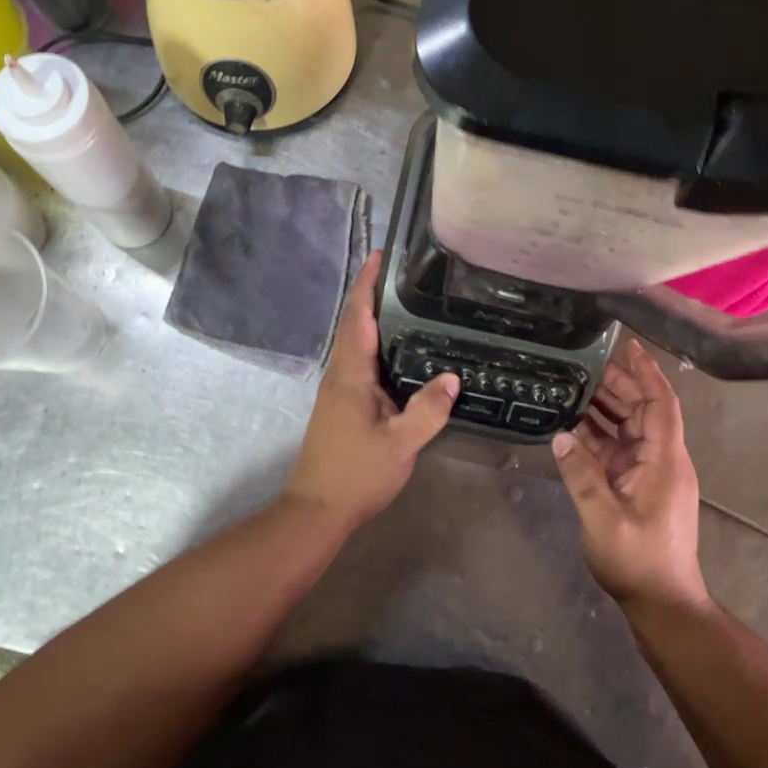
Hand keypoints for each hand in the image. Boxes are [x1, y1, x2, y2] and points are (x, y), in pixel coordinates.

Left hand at [284, 252, 458, 528]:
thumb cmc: (356, 474)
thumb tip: (451, 378)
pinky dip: (375, 345)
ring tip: (404, 304)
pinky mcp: (341, 407)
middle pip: (353, 324)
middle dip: (371, 295)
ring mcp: (337, 392)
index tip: (380, 256)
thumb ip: (427, 410)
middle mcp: (339, 376)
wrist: (316, 511)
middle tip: (402, 274)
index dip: (368, 286)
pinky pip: (359, 362)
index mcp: (350, 376)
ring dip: (372, 319)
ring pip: (355, 344)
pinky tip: (397, 353)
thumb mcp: (400, 444)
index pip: (358, 318)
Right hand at [553, 339, 709, 609]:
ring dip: (606, 408)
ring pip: (630, 429)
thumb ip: (581, 476)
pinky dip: (599, 436)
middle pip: (643, 411)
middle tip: (585, 363)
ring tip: (575, 386)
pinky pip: (619, 451)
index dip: (647, 372)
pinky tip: (573, 426)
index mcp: (664, 460)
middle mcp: (661, 460)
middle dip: (618, 385)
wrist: (662, 603)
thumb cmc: (639, 560)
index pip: (661, 403)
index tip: (629, 345)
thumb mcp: (604, 519)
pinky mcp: (637, 488)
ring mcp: (650, 474)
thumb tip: (562, 437)